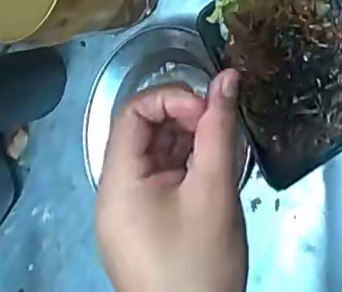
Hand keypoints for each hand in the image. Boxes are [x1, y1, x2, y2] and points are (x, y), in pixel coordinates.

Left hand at [95, 70, 245, 291]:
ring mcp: (128, 213)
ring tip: (217, 151)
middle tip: (217, 128)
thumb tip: (228, 76)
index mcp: (118, 183)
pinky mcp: (143, 227)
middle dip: (181, 118)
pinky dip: (184, 165)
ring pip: (153, 152)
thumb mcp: (214, 191)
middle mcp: (114, 193)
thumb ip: (219, 128)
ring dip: (186, 140)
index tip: (206, 112)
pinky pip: (159, 177)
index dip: (171, 99)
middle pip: (142, 130)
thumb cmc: (200, 265)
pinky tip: (210, 171)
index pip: (133, 112)